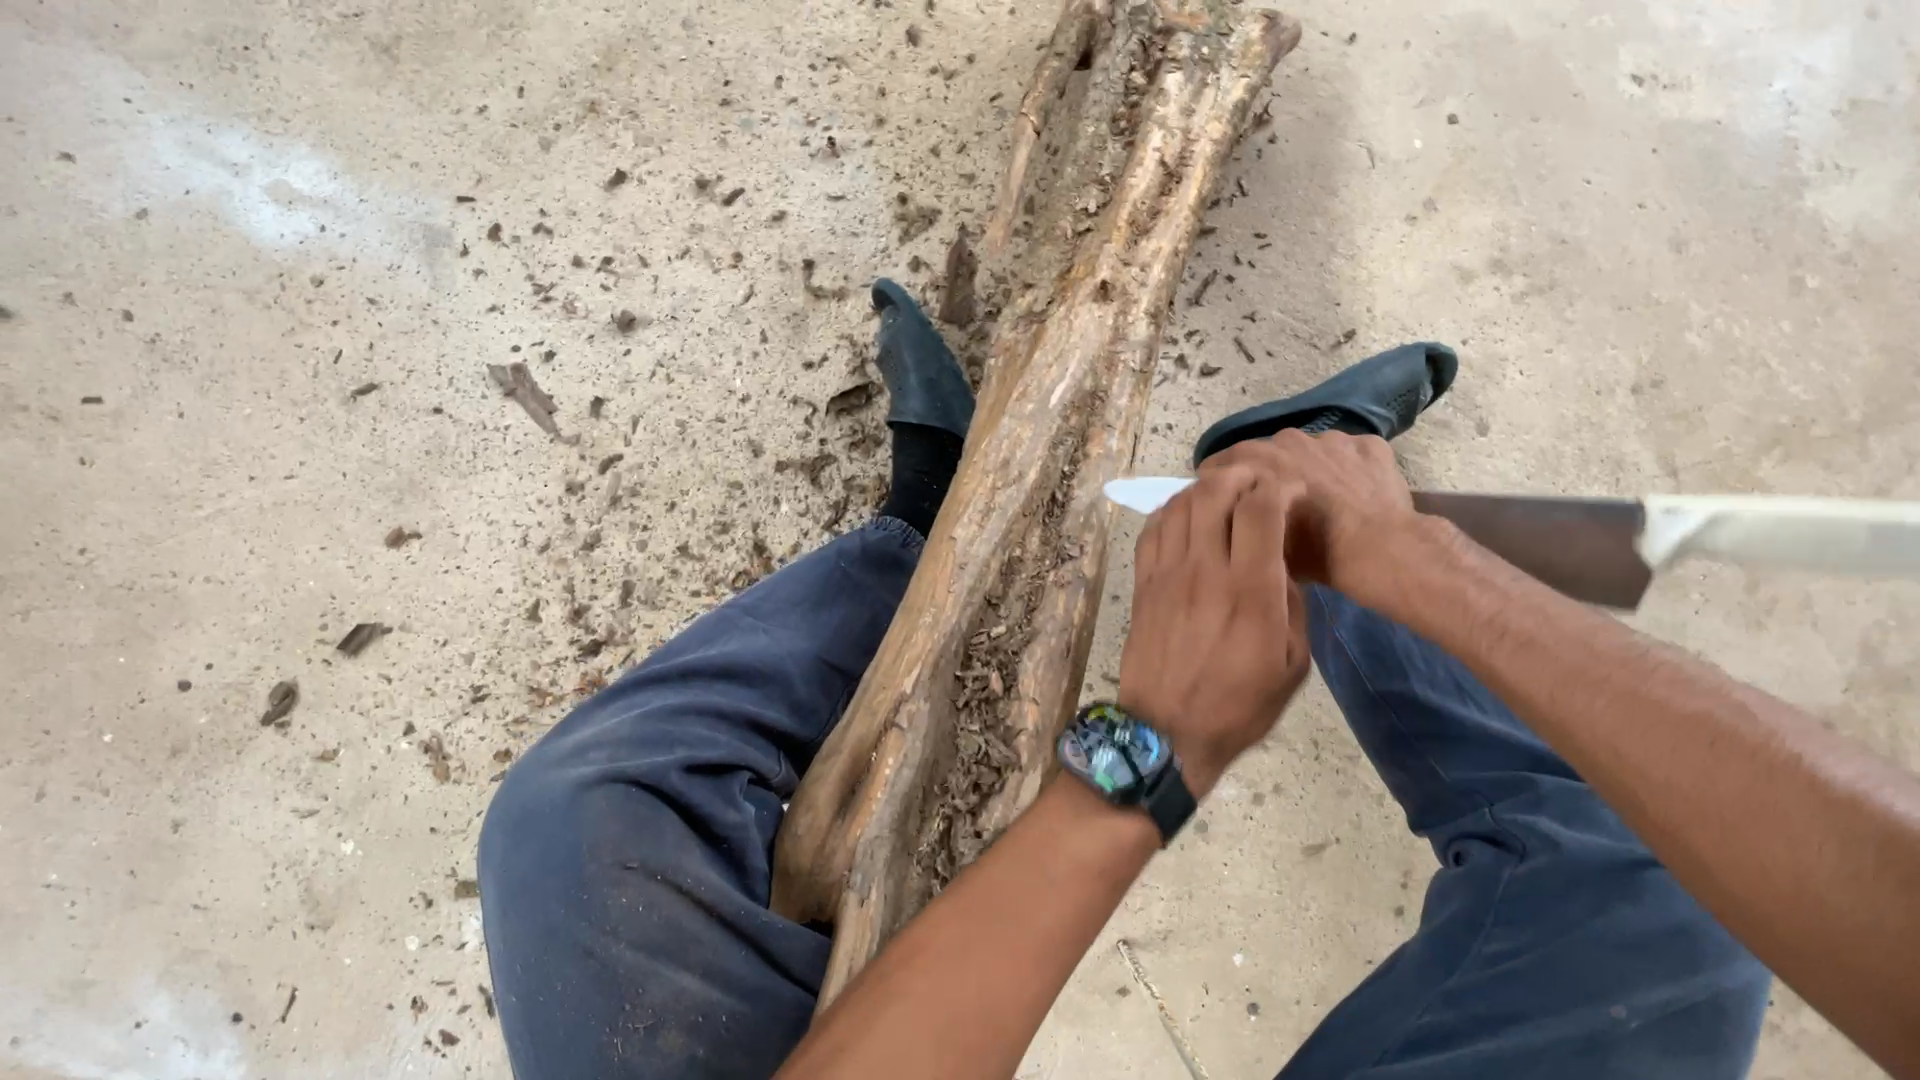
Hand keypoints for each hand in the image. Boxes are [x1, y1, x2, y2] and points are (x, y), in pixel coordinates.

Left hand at [1117, 465, 1311, 795]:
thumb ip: (1292, 605)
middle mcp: (1205, 571)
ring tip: (1224, 492)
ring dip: (1204, 488)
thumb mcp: (1293, 664)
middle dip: (1240, 474)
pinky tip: (1187, 515)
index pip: (1260, 511)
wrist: (1167, 733)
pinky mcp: (1142, 584)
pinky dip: (1171, 510)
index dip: (1279, 487)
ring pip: (1180, 506)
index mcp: (1250, 592)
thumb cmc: (1239, 706)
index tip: (1293, 489)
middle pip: (1214, 494)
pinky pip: (1152, 530)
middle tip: (1257, 479)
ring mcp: (1166, 575)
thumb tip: (1281, 565)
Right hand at [1200, 431, 1420, 601]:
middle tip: (1277, 503)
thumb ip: (1239, 519)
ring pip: (1312, 450)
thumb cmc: (1311, 551)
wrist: (1378, 550)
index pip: (1223, 461)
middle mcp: (1290, 439)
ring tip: (1322, 498)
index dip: (1222, 483)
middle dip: (1269, 472)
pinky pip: (1351, 454)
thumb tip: (1230, 514)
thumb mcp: (1259, 541)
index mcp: (1256, 460)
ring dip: (1310, 467)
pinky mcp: (1370, 444)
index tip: (1225, 502)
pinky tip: (1354, 494)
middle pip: (1270, 452)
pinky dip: (1349, 469)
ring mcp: (1334, 438)